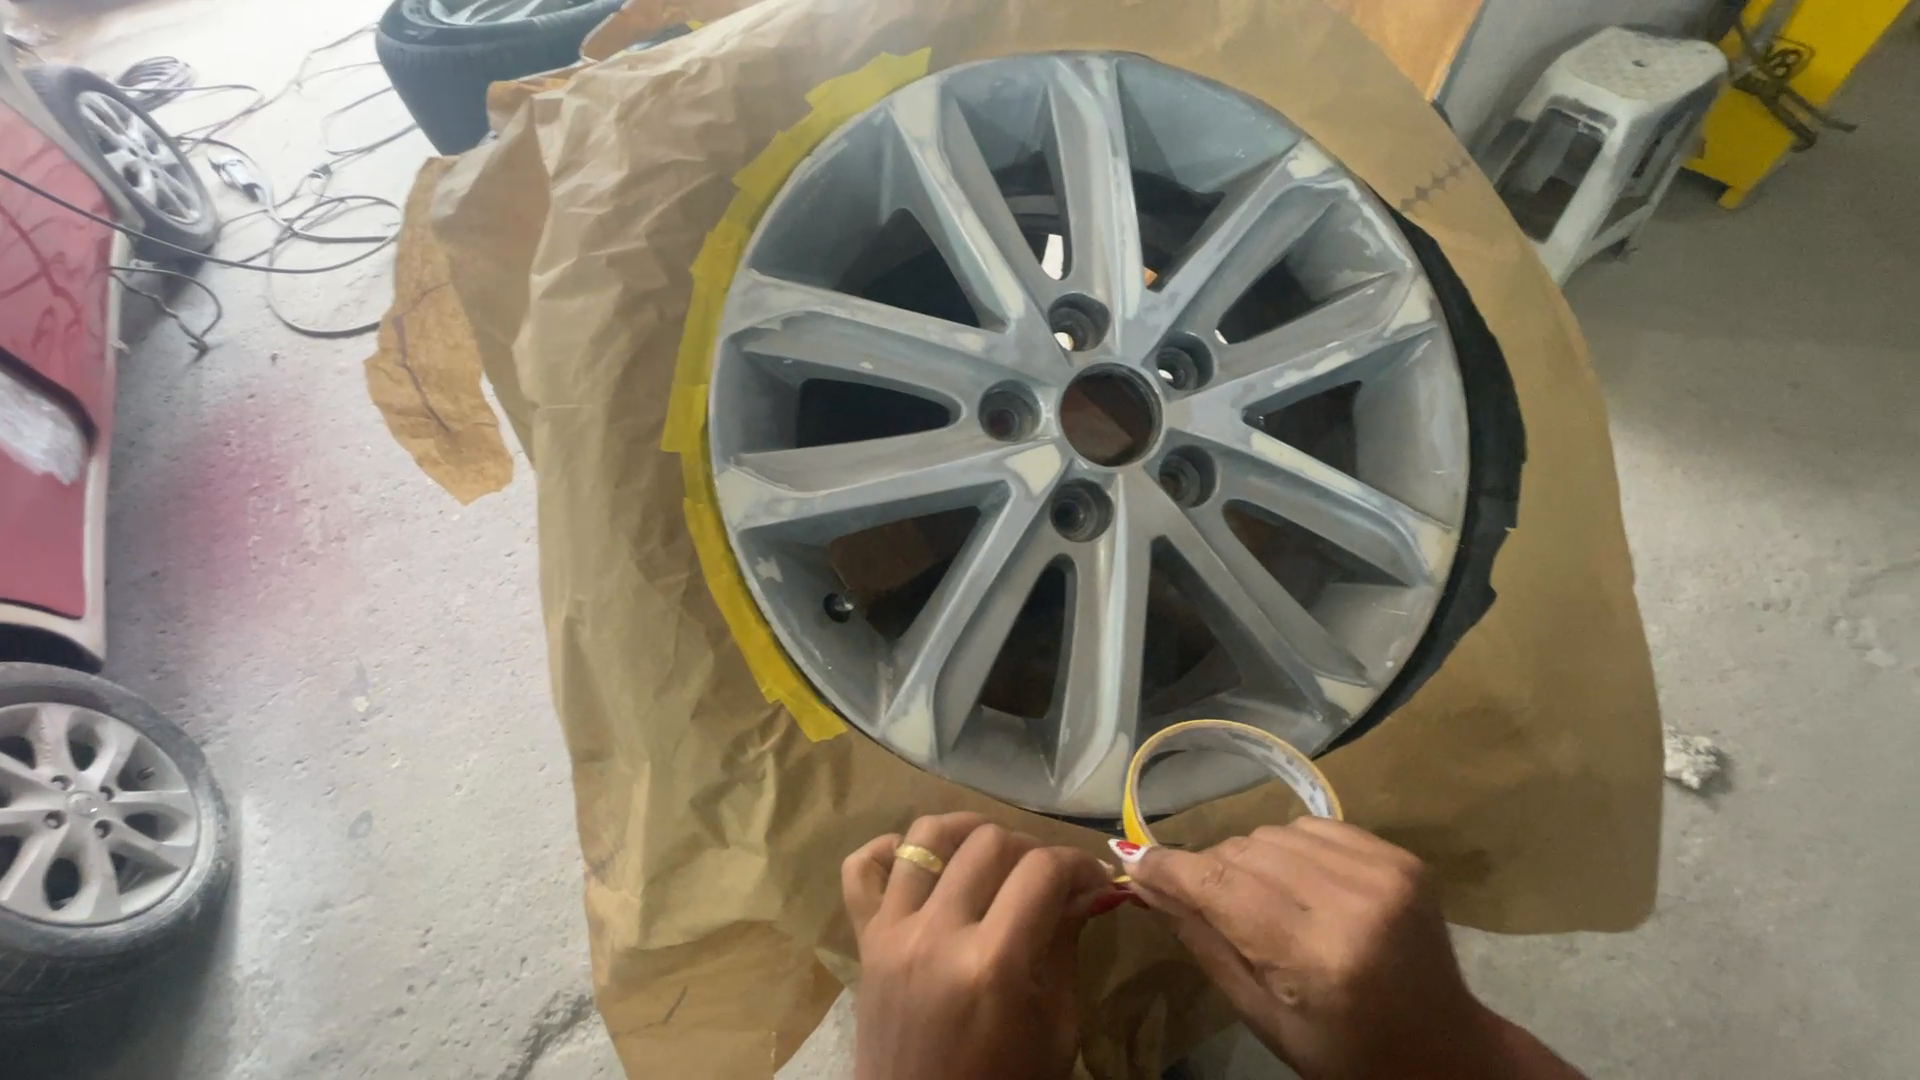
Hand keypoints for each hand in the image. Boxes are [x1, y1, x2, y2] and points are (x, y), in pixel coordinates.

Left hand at [841, 813, 1116, 1079]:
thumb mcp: (1055, 1026)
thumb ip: (1066, 944)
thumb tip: (1085, 886)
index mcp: (993, 965)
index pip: (1042, 871)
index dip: (1078, 863)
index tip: (1092, 878)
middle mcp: (936, 935)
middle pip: (990, 842)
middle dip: (1031, 848)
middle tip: (1046, 876)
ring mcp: (892, 932)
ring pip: (927, 835)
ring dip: (968, 830)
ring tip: (991, 851)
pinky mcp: (864, 940)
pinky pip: (861, 868)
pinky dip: (891, 850)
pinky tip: (922, 864)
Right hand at [1124, 819, 1584, 1079]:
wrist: (1451, 1053)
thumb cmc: (1346, 1055)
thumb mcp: (1263, 1015)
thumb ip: (1202, 939)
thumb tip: (1142, 880)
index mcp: (1319, 956)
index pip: (1220, 886)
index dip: (1169, 867)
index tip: (1134, 861)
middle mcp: (1353, 902)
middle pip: (1242, 854)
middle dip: (1211, 872)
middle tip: (1209, 904)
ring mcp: (1383, 872)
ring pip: (1271, 834)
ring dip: (1250, 860)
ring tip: (1264, 900)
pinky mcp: (1399, 856)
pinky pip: (1310, 827)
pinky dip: (1290, 849)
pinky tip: (1301, 883)